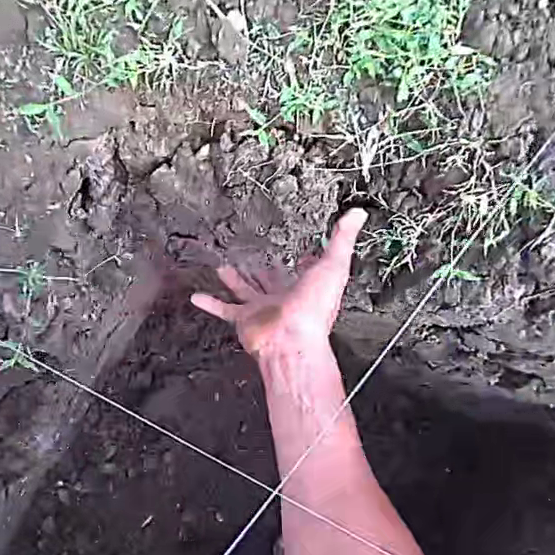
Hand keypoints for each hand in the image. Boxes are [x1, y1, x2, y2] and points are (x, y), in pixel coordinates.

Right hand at [192, 208, 366, 358]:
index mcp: (305, 287)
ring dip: (234, 279)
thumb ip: (342, 239)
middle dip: (265, 268)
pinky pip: (224, 309)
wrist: (292, 341)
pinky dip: (210, 304)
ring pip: (245, 290)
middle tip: (255, 256)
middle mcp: (283, 298)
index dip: (305, 261)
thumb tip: (358, 213)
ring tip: (223, 268)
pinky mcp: (245, 319)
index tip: (303, 253)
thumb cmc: (315, 308)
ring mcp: (262, 309)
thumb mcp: (334, 265)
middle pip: (271, 280)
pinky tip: (197, 297)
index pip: (305, 270)